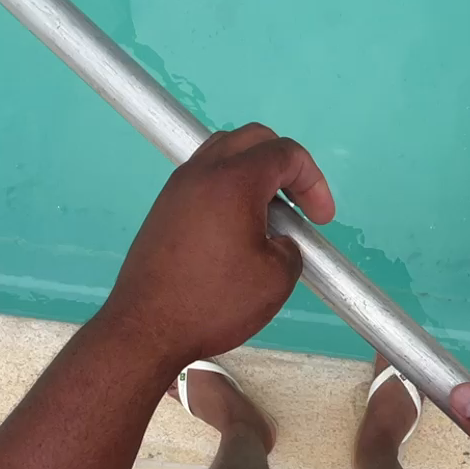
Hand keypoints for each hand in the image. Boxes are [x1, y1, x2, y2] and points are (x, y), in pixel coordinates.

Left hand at [98, 123, 335, 367]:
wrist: (147, 328)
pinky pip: (204, 181)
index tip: (321, 219)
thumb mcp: (276, 280)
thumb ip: (291, 249)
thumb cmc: (213, 303)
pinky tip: (237, 233)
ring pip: (224, 155)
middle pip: (253, 140)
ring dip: (254, 175)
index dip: (314, 182)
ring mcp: (177, 188)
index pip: (285, 153)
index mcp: (234, 181)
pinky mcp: (163, 210)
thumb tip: (279, 241)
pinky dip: (229, 192)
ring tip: (268, 217)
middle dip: (285, 167)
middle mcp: (202, 172)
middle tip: (299, 206)